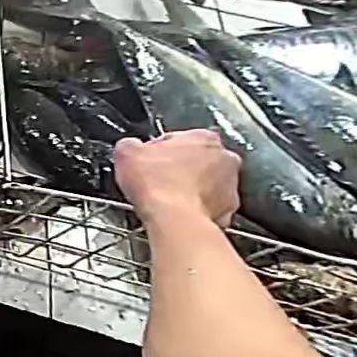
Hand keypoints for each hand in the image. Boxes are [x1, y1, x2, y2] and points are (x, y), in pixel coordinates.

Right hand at [112, 131, 240, 227]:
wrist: (174, 218)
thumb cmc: (157, 185)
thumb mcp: (126, 152)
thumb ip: (130, 144)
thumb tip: (130, 147)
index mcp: (203, 137)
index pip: (176, 138)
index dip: (156, 150)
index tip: (145, 162)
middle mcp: (224, 158)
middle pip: (195, 159)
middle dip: (177, 168)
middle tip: (155, 180)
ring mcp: (230, 185)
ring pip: (205, 183)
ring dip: (188, 188)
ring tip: (165, 198)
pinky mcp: (228, 210)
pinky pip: (209, 206)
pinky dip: (194, 208)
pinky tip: (176, 211)